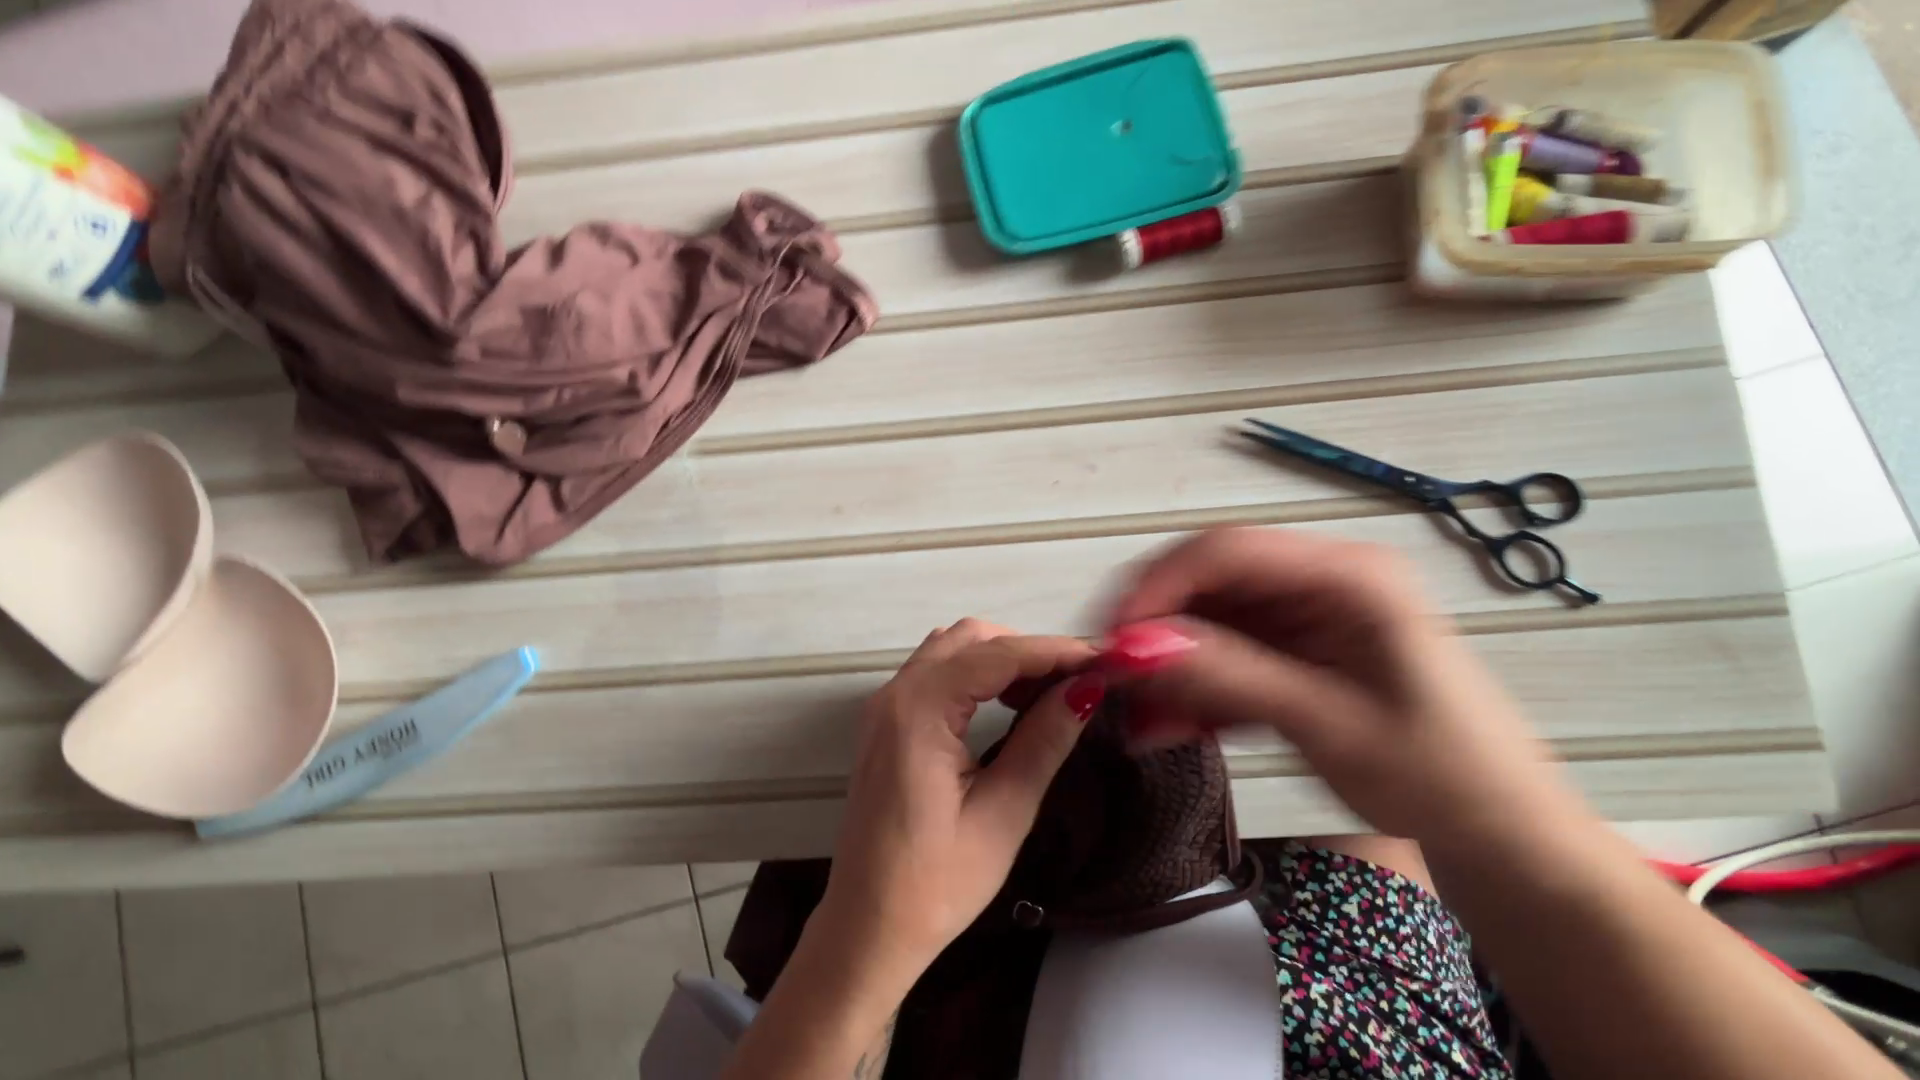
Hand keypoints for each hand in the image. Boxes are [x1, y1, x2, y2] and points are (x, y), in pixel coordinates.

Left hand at [817, 619, 1102, 980]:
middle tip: (1080, 681)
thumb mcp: (1003, 814)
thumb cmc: (936, 883)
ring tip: (1051, 693)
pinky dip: (976, 674)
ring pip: (951, 650)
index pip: (997, 654)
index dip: (1055, 650)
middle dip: (1029, 649)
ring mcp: (884, 708)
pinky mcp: (886, 725)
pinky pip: (935, 674)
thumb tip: (1087, 689)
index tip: (1106, 659)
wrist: (869, 926)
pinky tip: (1010, 704)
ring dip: (1002, 658)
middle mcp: (894, 696)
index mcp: (918, 712)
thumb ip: (1044, 741)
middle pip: (970, 638)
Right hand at [1105, 527, 1578, 847]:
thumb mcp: (1325, 722)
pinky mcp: (1299, 654)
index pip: (1226, 551)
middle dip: (1156, 633)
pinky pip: (1227, 658)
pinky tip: (1175, 728)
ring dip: (1171, 670)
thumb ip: (1228, 677)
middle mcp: (1322, 582)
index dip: (1157, 587)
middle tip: (1114, 686)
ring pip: (1210, 624)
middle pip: (1211, 584)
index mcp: (1348, 575)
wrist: (1501, 837)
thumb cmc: (1438, 775)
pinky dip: (1196, 691)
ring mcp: (1309, 618)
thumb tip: (1133, 647)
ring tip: (1143, 722)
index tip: (1111, 641)